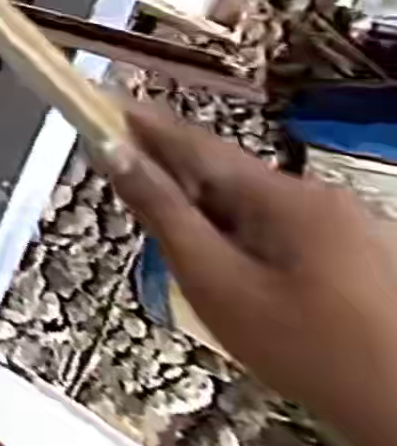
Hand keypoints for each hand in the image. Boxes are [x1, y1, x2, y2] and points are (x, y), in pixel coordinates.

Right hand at [107, 103, 396, 445]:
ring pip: (239, 201)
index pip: (186, 139)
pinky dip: (234, 235)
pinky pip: (272, 225)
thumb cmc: (310, 350)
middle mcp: (320, 199)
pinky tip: (234, 274)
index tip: (86, 96)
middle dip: (165, 183)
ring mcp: (348, 227)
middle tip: (130, 210)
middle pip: (213, 171)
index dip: (130, 117)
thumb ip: (156, 207)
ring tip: (189, 260)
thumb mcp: (212, 277)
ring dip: (200, 215)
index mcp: (284, 197)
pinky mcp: (359, 253)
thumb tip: (108, 148)